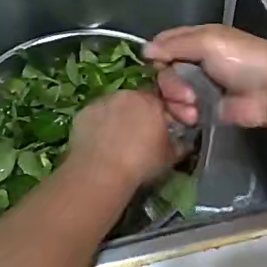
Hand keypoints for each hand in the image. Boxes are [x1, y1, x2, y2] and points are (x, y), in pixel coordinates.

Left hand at [65, 88, 179, 188]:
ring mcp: (102, 102)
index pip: (160, 101)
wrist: (101, 172)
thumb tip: (184, 142)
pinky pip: (95, 117)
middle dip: (137, 114)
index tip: (160, 131)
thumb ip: (178, 144)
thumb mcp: (169, 157)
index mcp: (151, 102)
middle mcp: (126, 95)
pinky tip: (98, 144)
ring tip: (116, 142)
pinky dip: (98, 126)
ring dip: (116, 118)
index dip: (160, 115)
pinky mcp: (83, 113)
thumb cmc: (141, 163)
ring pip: (113, 107)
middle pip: (135, 101)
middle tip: (137, 137)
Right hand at [144, 25, 266, 128]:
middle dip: (169, 83)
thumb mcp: (209, 42)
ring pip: (169, 92)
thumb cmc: (242, 60)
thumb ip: (174, 44)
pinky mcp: (203, 108)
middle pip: (164, 70)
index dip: (157, 53)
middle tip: (184, 92)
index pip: (165, 42)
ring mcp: (198, 86)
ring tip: (192, 106)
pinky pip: (179, 109)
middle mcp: (196, 60)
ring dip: (176, 100)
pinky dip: (183, 113)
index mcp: (199, 38)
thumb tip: (144, 50)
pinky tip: (193, 116)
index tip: (154, 64)